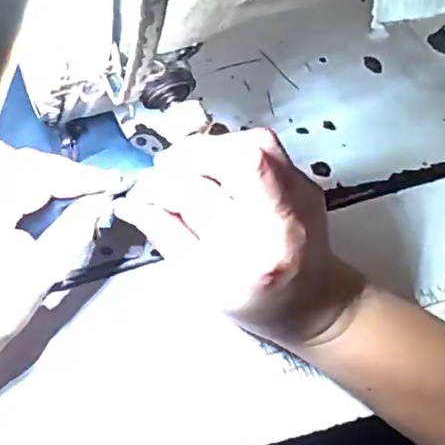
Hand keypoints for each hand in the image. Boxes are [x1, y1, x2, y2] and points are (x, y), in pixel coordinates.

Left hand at [0, 140, 117, 378]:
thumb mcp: (42, 272)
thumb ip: (74, 230)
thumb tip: (98, 202)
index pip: (37, 173)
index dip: (78, 176)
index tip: (109, 182)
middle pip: (19, 160)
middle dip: (60, 170)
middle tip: (94, 185)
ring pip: (5, 165)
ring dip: (40, 172)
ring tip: (72, 188)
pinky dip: (20, 180)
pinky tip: (39, 196)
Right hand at [112, 128, 366, 347]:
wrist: (315, 301)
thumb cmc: (254, 301)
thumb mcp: (200, 281)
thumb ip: (166, 236)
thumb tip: (129, 205)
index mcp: (256, 255)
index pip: (201, 198)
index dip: (160, 189)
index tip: (140, 195)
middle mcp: (288, 217)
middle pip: (241, 157)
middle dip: (188, 156)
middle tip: (162, 169)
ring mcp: (303, 193)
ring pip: (255, 143)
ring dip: (208, 146)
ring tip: (183, 163)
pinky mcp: (304, 179)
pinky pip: (263, 146)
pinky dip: (227, 148)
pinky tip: (210, 167)